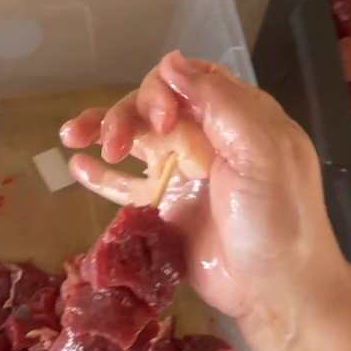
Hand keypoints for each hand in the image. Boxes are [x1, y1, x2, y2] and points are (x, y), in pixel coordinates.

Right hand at [59, 51, 350, 323]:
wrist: (275, 288)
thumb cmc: (278, 218)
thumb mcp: (261, 150)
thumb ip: (219, 102)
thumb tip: (171, 62)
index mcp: (236, 118)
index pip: (189, 81)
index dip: (163, 88)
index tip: (159, 117)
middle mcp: (206, 140)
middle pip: (153, 109)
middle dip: (126, 114)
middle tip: (114, 142)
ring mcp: (182, 176)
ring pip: (134, 141)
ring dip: (102, 132)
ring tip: (72, 138)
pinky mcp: (164, 212)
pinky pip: (126, 188)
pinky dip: (101, 176)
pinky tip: (78, 167)